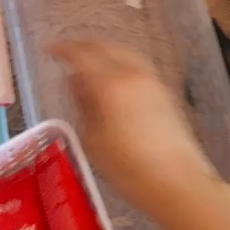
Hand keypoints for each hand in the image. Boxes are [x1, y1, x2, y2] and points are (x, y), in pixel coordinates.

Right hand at [48, 40, 223, 218]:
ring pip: (123, 52)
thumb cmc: (129, 169)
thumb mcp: (94, 140)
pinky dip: (119, 61)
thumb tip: (75, 81)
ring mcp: (152, 81)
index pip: (82, 54)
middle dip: (83, 46)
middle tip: (67, 52)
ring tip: (89, 61)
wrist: (179, 183)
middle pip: (105, 47)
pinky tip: (113, 76)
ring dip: (104, 51)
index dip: (64, 49)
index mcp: (110, 85)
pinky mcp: (164, 91)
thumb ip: (83, 104)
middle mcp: (132, 74)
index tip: (50, 49)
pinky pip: (136, 64)